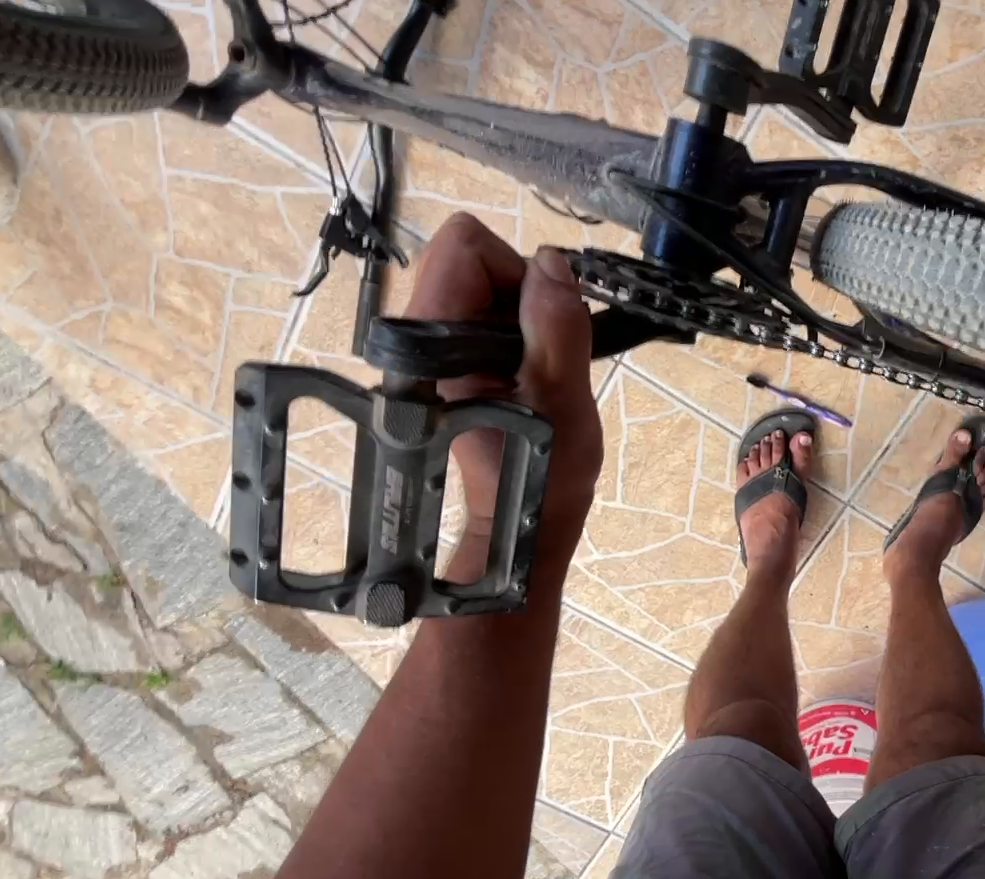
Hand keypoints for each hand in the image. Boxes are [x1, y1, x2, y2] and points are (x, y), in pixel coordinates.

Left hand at [401, 213, 601, 568]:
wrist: (525, 523)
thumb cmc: (544, 477)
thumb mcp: (565, 403)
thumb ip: (556, 330)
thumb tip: (551, 263)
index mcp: (435, 342)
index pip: (465, 249)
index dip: (517, 275)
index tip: (543, 328)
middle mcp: (420, 334)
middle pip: (469, 259)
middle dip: (521, 295)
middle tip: (543, 354)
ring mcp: (431, 346)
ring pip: (481, 284)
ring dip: (523, 317)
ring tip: (538, 371)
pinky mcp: (447, 358)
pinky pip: (484, 312)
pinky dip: (516, 332)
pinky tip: (529, 375)